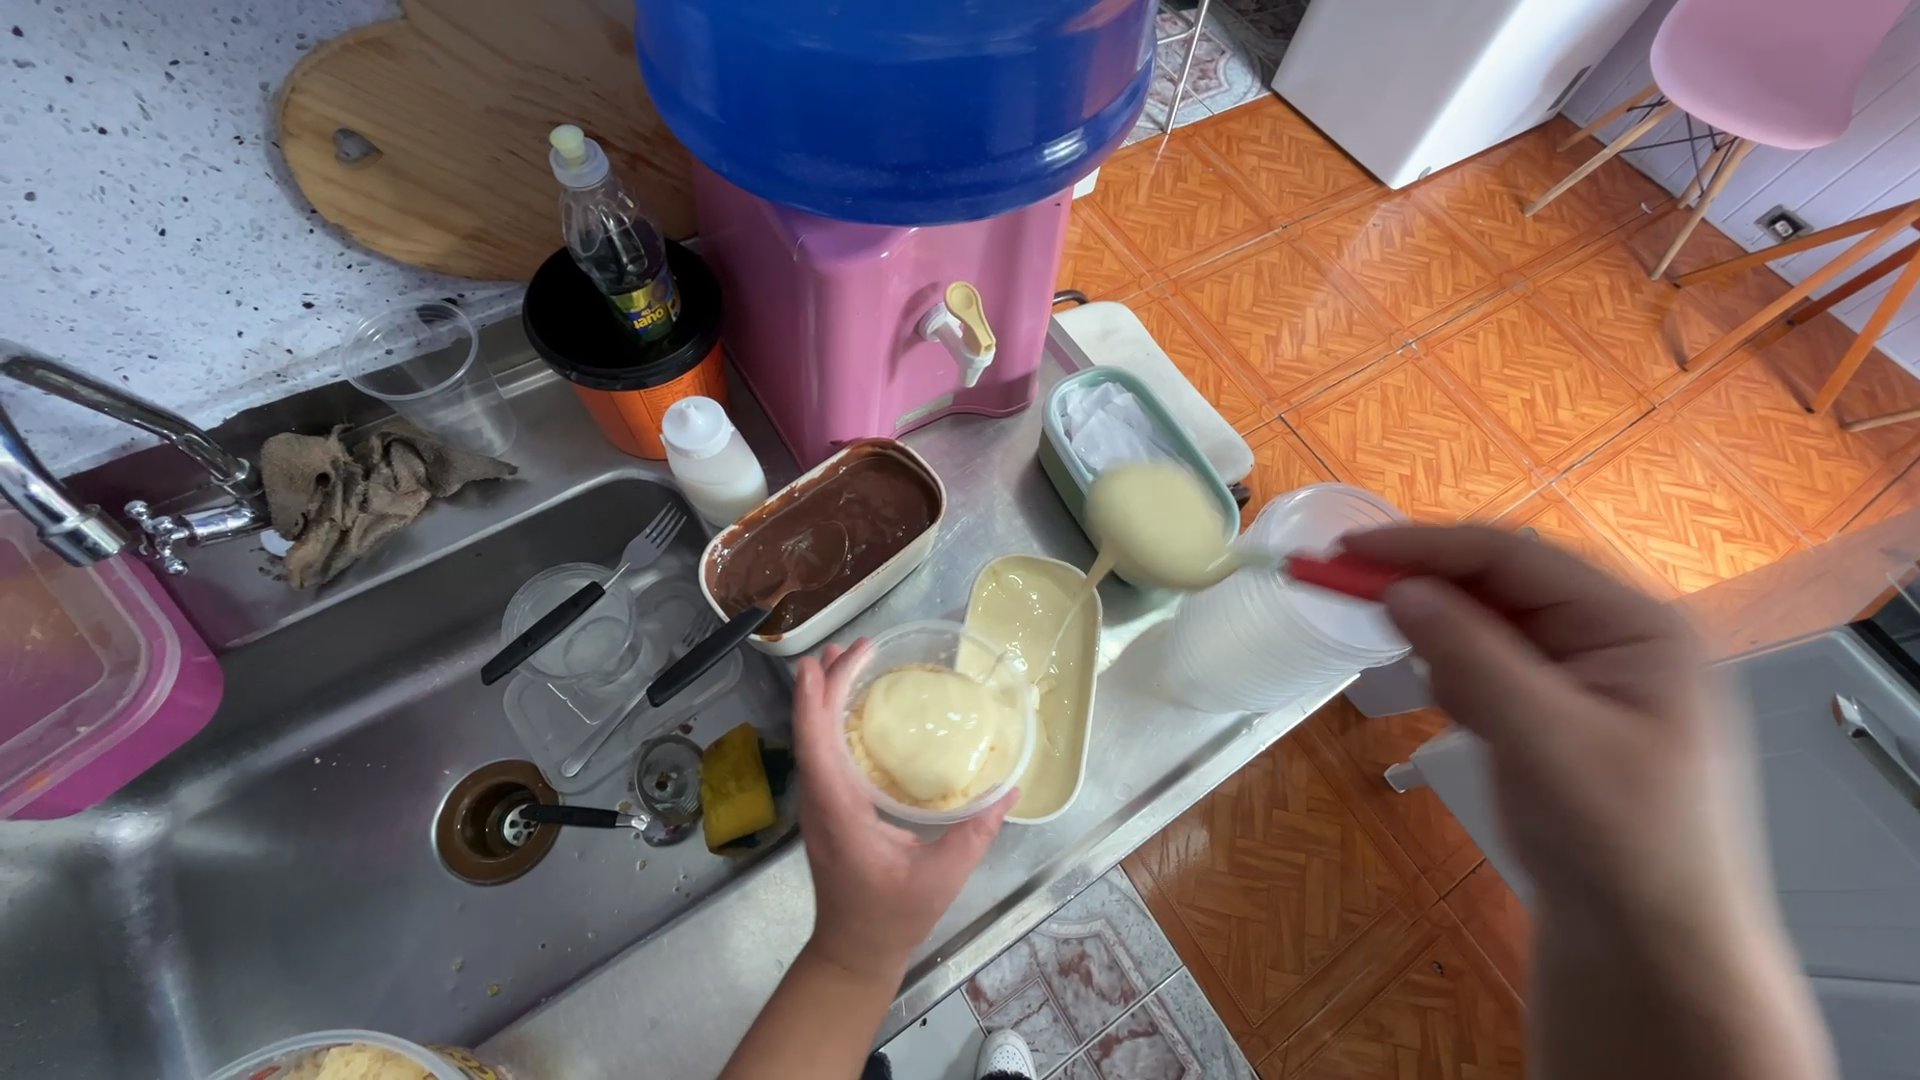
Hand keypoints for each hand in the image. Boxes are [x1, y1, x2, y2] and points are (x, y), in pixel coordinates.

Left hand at [791, 640, 1015, 978]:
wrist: (855, 950)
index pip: (818, 748)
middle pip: (811, 733)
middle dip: (825, 685)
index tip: (826, 663)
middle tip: (851, 646)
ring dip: (823, 698)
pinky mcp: (825, 806)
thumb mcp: (942, 876)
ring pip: (812, 740)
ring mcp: (818, 804)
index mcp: (841, 813)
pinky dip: (828, 719)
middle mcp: (820, 801)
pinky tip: (847, 705)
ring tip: (842, 659)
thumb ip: (976, 832)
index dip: (816, 702)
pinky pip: (820, 752)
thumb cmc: (893, 916)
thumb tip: (1009, 789)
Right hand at [1343, 526, 1771, 930]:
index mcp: (1632, 623)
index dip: (1423, 546)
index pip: (1512, 556)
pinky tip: (1470, 723)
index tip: (1345, 550)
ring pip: (1479, 625)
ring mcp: (1577, 669)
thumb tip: (1396, 588)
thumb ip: (1470, 653)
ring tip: (1459, 707)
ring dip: (1443, 648)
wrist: (1642, 939)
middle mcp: (1607, 632)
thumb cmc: (1615, 836)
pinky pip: (1480, 664)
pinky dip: (1453, 681)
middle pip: (1494, 584)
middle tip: (1348, 594)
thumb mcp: (1543, 736)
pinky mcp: (1546, 703)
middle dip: (1426, 594)